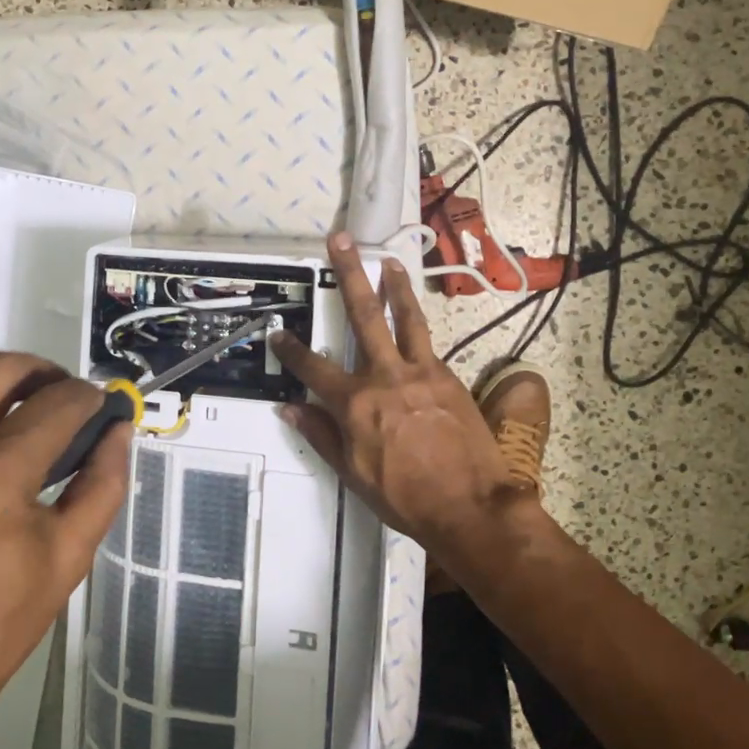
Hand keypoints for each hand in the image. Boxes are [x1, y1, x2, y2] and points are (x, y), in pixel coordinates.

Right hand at [270, 233, 520, 549]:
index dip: (291, 349)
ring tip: (390, 262)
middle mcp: (386, 376)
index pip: (313, 367)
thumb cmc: (405, 497)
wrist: (471, 508)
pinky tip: (414, 325)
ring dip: (396, 287)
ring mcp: (422, 373)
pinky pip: (428, 345)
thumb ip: (321, 434)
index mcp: (356, 402)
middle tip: (341, 241)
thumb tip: (290, 408)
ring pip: (406, 318)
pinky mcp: (448, 379)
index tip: (278, 333)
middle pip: (364, 314)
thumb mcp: (352, 473)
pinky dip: (417, 328)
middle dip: (350, 273)